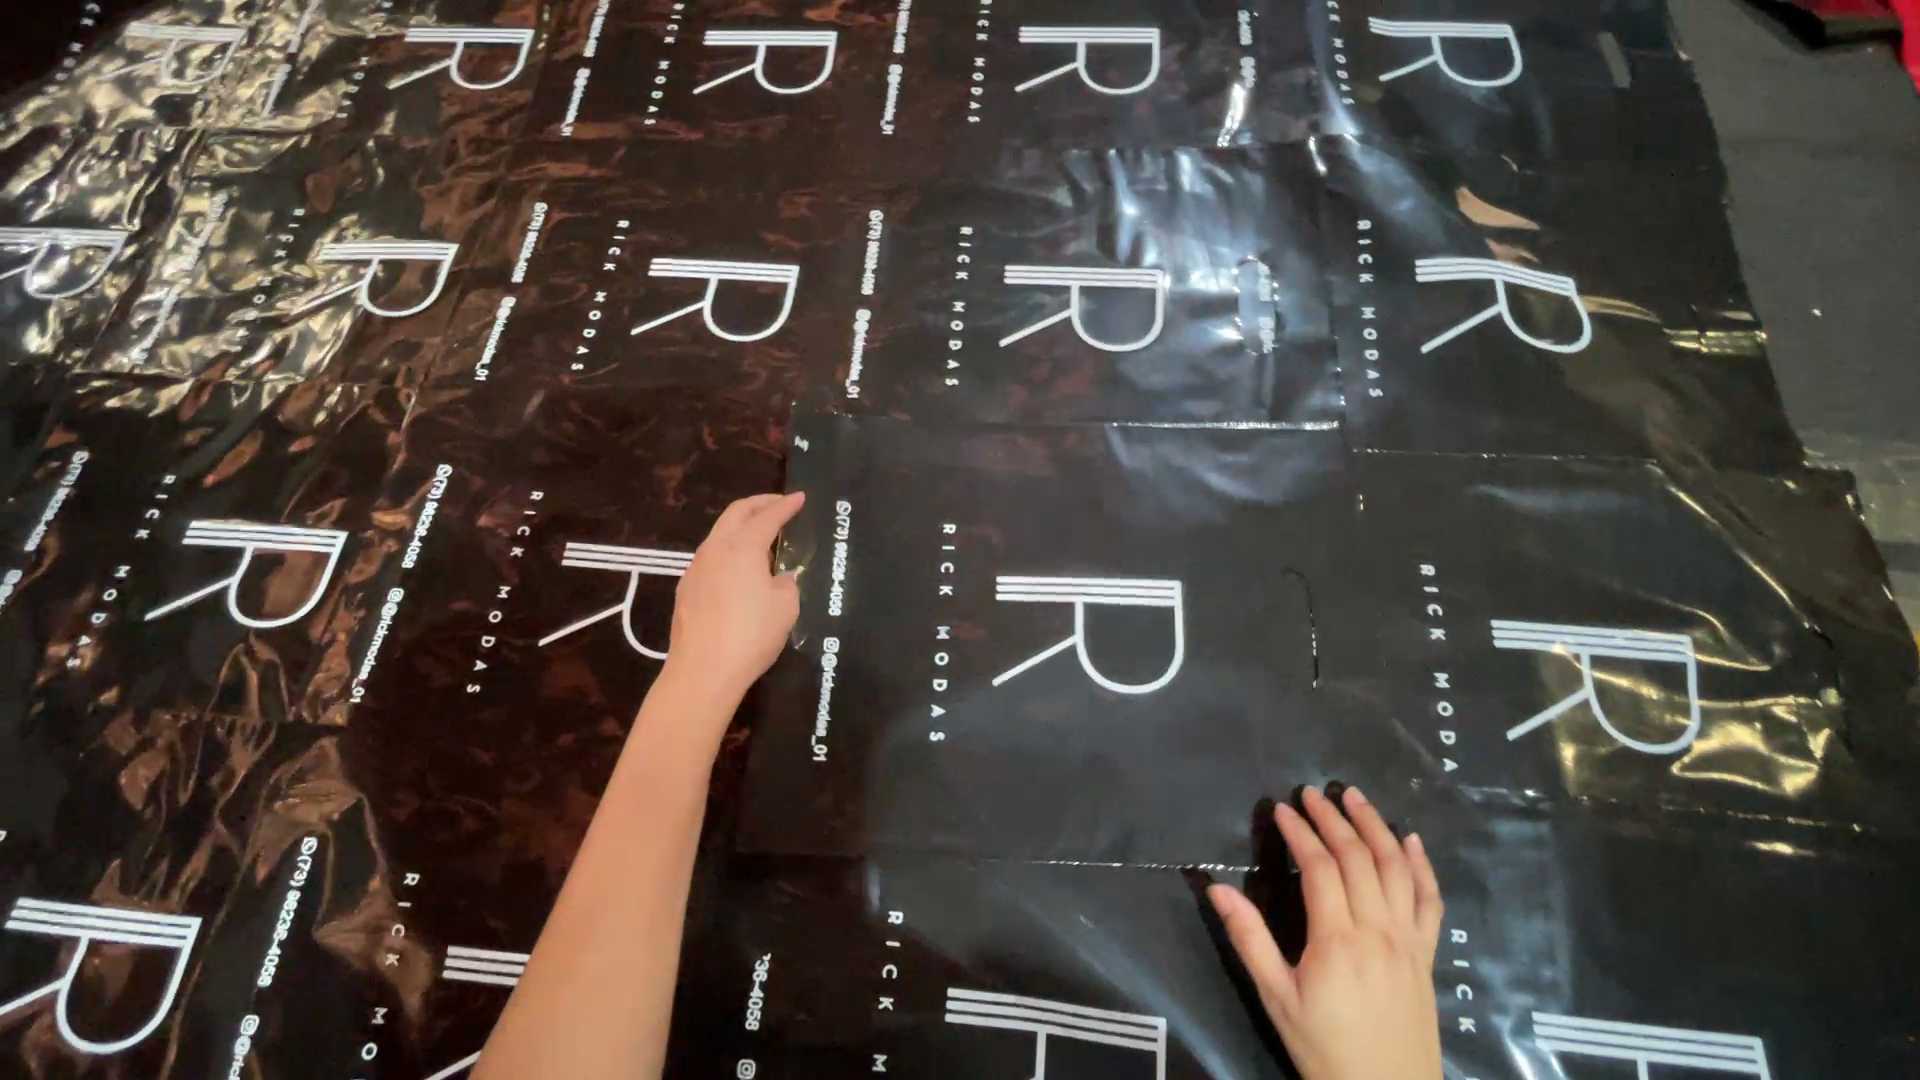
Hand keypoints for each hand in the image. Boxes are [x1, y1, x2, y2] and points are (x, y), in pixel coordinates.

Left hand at [666, 492, 805, 699]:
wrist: (703, 671)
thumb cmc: (751, 635)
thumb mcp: (786, 607)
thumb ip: (787, 583)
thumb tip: (778, 577)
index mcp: (743, 547)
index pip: (768, 516)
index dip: (786, 505)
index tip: (801, 498)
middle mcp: (715, 549)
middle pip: (736, 513)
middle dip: (759, 504)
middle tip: (780, 505)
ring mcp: (696, 568)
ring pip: (720, 534)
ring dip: (742, 527)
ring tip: (763, 538)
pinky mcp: (686, 589)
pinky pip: (712, 557)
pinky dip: (730, 550)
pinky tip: (741, 569)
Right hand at [1209, 786, 1442, 1079]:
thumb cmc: (1324, 1048)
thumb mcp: (1277, 997)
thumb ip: (1249, 939)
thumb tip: (1216, 888)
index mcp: (1338, 940)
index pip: (1320, 867)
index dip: (1300, 832)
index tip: (1282, 808)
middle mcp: (1378, 931)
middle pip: (1359, 858)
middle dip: (1334, 819)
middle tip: (1312, 792)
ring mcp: (1408, 941)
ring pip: (1397, 869)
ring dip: (1376, 828)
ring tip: (1355, 798)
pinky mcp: (1425, 956)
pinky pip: (1430, 902)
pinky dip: (1423, 866)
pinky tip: (1411, 841)